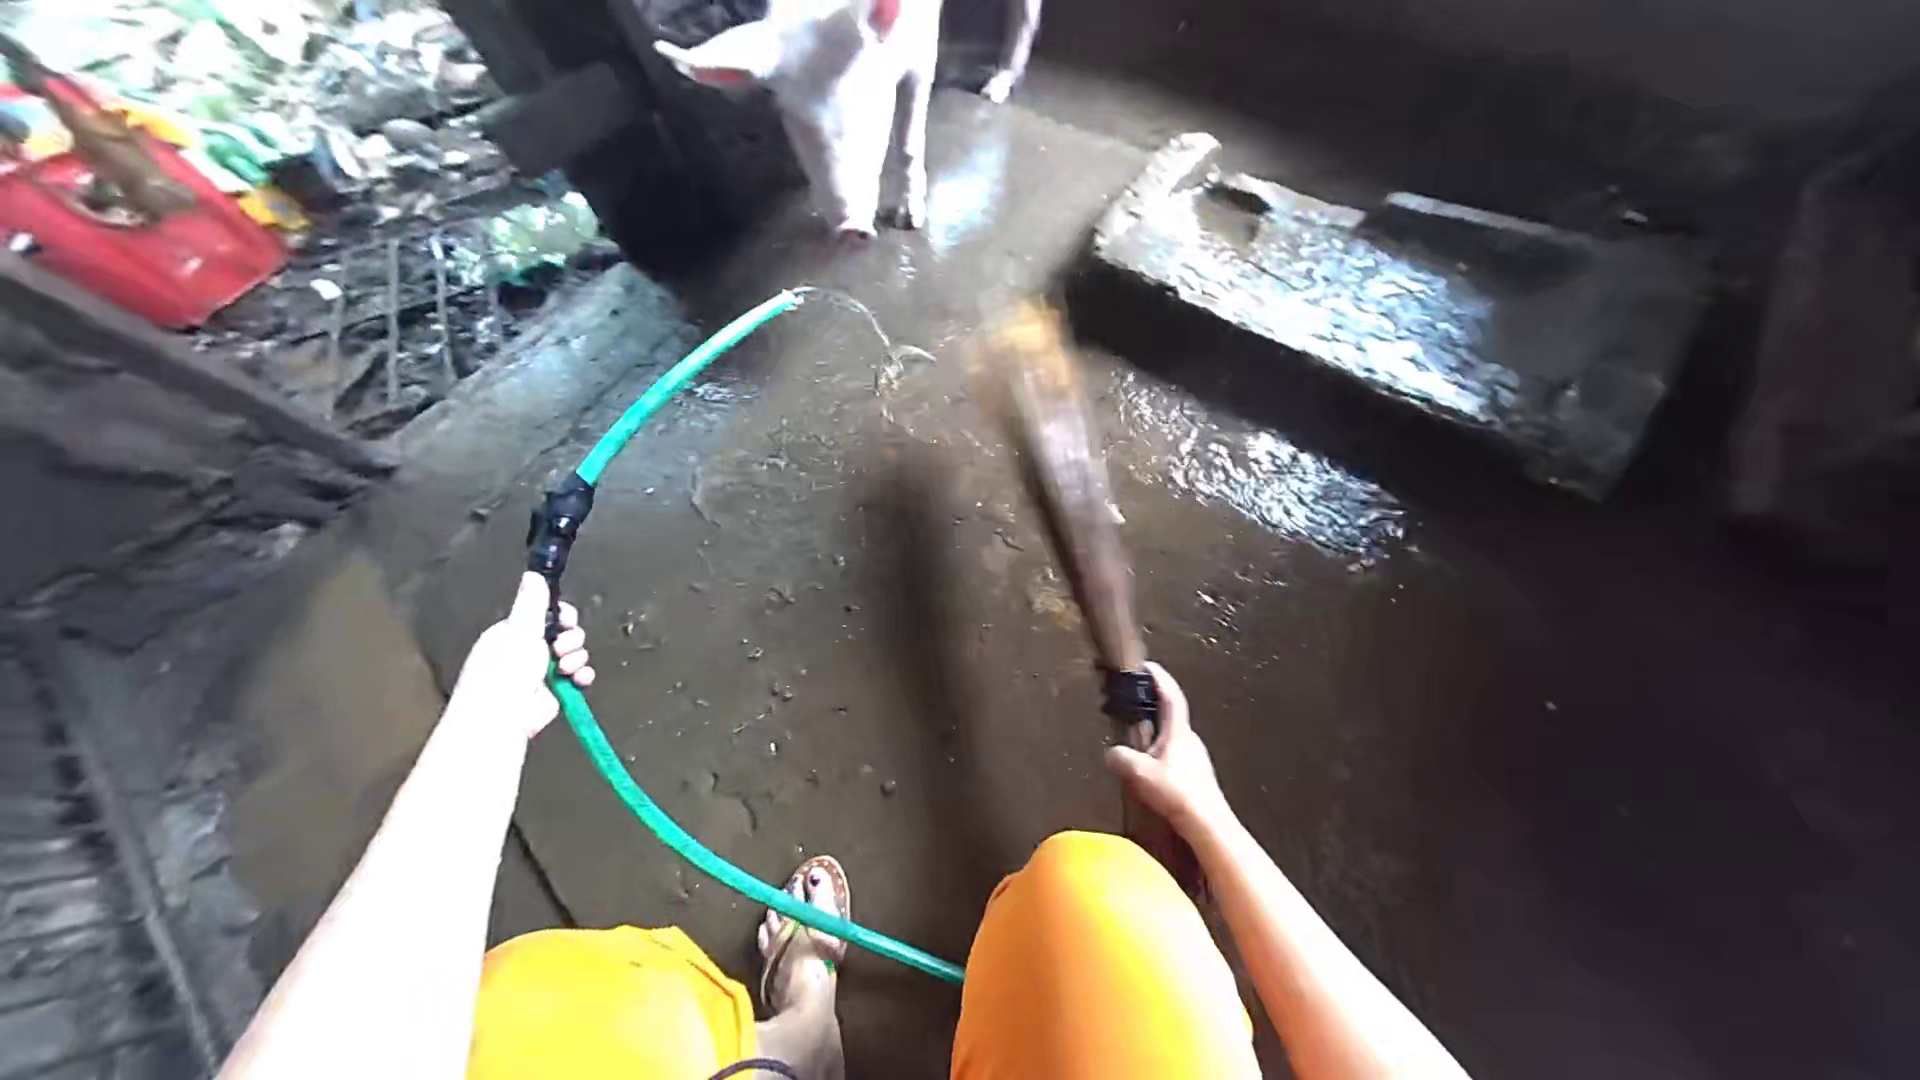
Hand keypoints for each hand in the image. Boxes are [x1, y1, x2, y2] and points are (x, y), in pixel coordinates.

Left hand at [445, 573, 594, 739]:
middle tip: (563, 647)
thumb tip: (532, 574)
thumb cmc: (505, 673)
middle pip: (564, 634)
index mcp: (513, 633)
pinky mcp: (554, 692)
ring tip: (565, 669)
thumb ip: (531, 603)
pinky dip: (581, 677)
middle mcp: (526, 650)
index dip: (561, 616)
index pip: (545, 615)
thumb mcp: (521, 630)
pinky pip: (577, 676)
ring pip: (574, 655)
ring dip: (577, 659)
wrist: (502, 719)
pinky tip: (577, 680)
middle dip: (571, 639)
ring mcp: (540, 672)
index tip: (566, 621)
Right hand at [1105, 663, 1232, 838]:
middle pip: (1171, 716)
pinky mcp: (1197, 776)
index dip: (1159, 678)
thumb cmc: (1178, 794)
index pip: (1170, 695)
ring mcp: (1196, 758)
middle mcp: (1190, 740)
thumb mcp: (1139, 772)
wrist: (1208, 825)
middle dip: (1153, 710)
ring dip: (1156, 738)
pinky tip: (1151, 773)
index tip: (1148, 666)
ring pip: (1173, 739)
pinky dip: (1161, 756)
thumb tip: (1111, 754)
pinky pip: (1176, 757)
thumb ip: (1121, 757)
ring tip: (1137, 746)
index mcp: (1178, 732)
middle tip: (1135, 708)